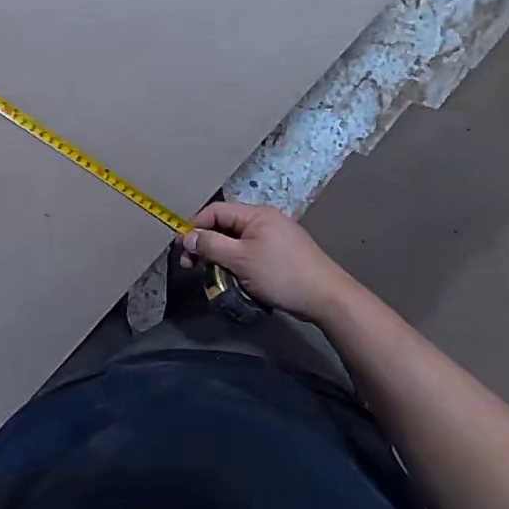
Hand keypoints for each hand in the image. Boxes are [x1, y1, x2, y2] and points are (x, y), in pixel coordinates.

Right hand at [178, 201, 359, 322]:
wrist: (326, 297)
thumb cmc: (281, 274)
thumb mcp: (240, 259)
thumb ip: (211, 245)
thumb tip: (187, 236)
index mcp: (256, 214)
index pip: (215, 211)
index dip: (195, 227)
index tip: (182, 249)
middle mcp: (265, 220)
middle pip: (225, 225)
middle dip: (205, 244)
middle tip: (191, 265)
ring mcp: (274, 237)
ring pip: (236, 241)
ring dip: (220, 256)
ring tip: (210, 274)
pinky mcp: (280, 254)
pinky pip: (249, 252)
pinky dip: (235, 262)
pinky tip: (232, 277)